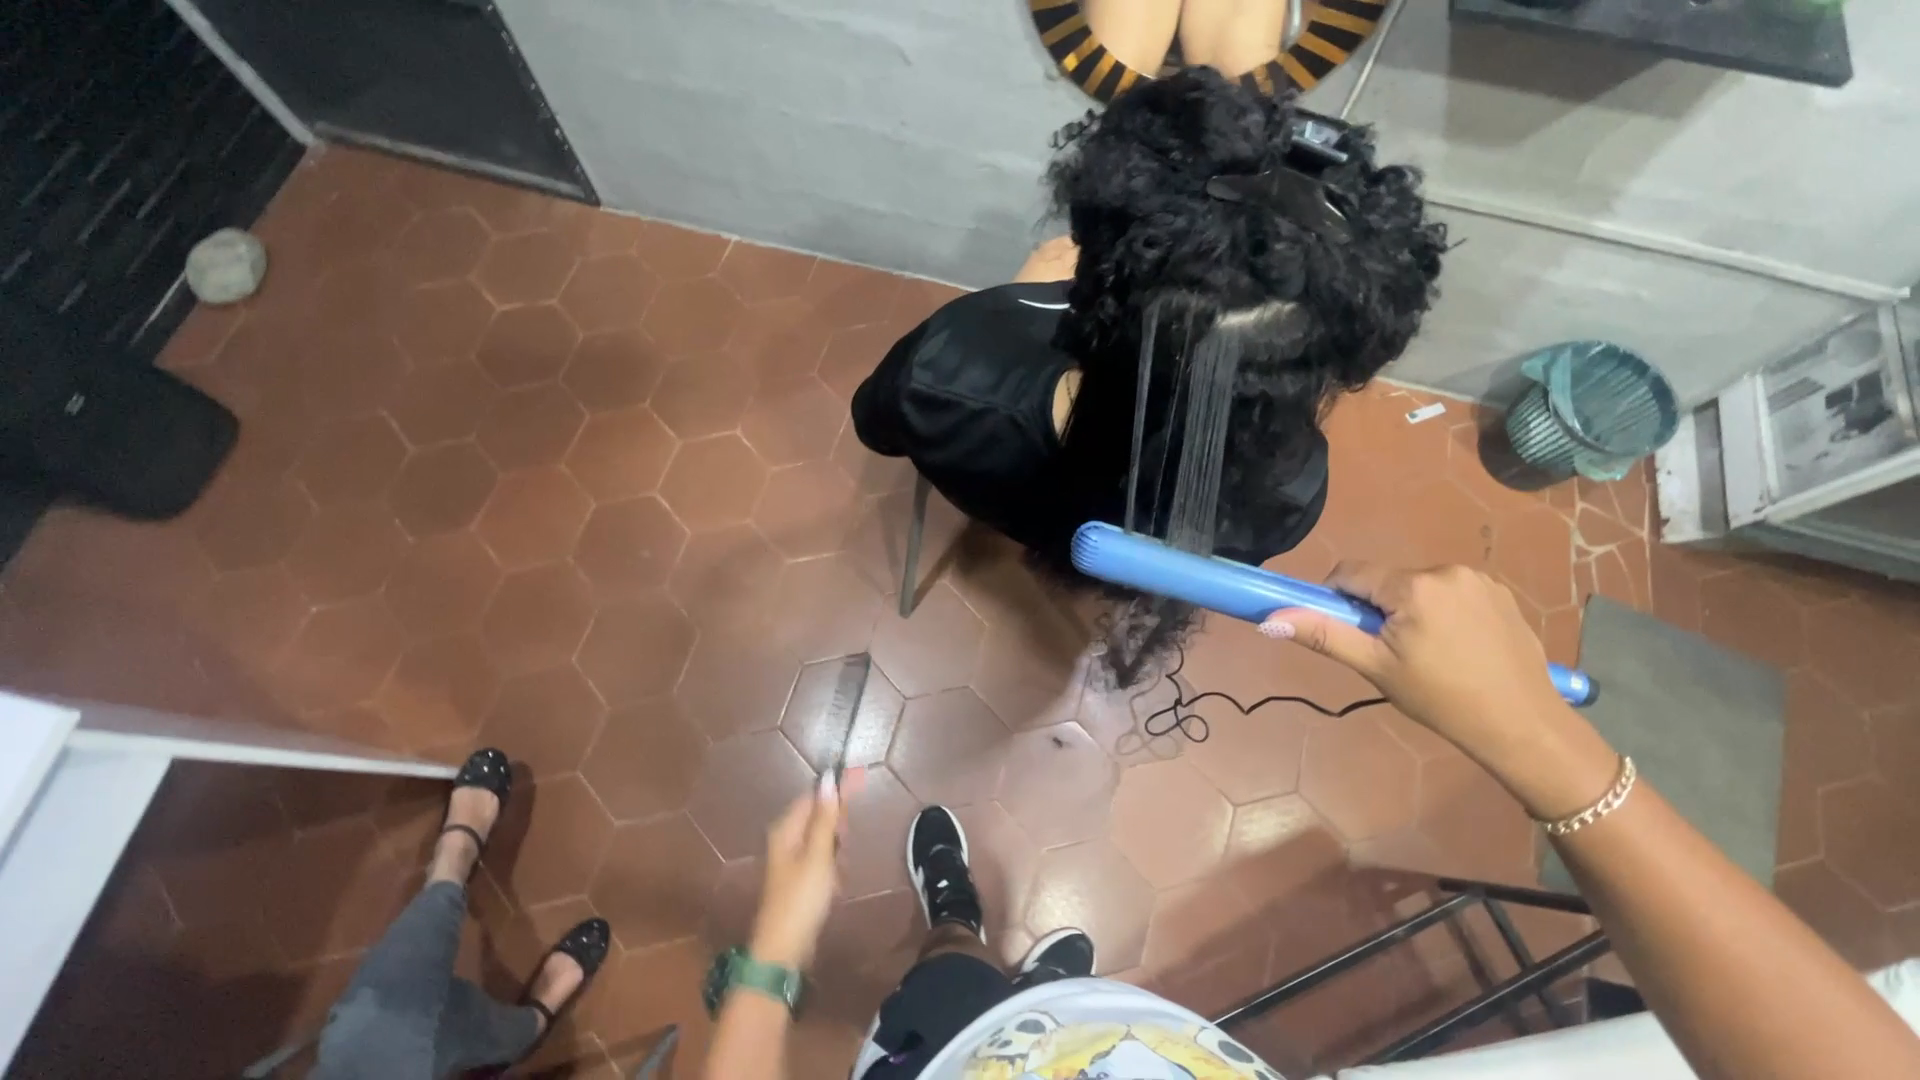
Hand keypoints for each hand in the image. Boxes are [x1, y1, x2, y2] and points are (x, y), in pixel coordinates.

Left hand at [748, 777, 846, 969]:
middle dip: (838, 827)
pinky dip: (834, 867)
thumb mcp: (818, 855)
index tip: (862, 775)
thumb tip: (829, 779)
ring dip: (838, 850)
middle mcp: (787, 839)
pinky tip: (836, 883)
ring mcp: (794, 859)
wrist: (785, 949)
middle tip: (843, 848)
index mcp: (786, 829)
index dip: (837, 787)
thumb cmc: (801, 898)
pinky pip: (824, 860)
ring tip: (838, 871)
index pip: (814, 795)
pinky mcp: (802, 878)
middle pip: (820, 815)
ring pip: (826, 839)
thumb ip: (826, 817)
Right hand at [1262, 562, 1568, 761]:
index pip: (1351, 573)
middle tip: (1389, 653)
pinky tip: (1455, 648)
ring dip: (1409, 610)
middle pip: (1386, 581)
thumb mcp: (1375, 668)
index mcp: (1414, 586)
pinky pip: (1451, 593)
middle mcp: (1448, 570)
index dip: (1336, 598)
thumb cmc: (1440, 699)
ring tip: (1426, 654)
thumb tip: (1270, 618)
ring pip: (1418, 587)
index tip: (1346, 632)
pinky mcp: (1501, 594)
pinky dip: (1441, 612)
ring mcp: (1480, 580)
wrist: (1522, 725)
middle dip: (1377, 609)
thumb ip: (1323, 635)